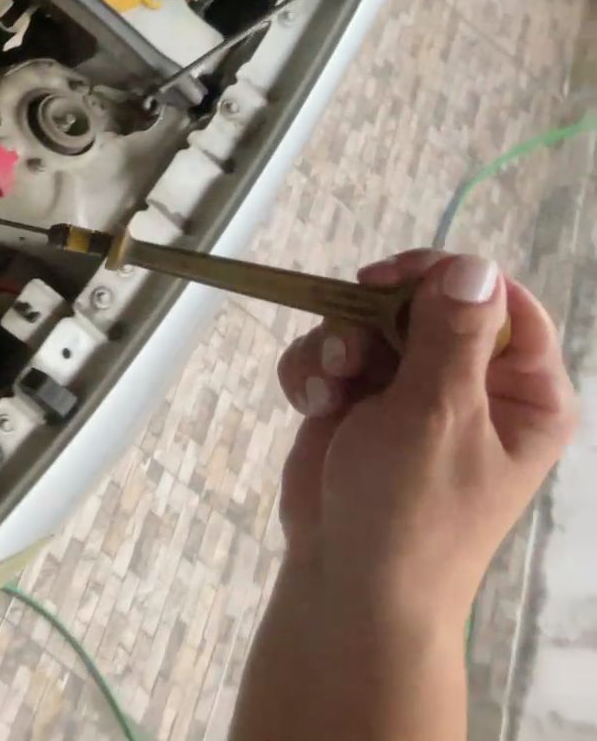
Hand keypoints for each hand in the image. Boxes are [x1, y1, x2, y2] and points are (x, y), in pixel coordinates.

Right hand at [273, 249, 577, 625]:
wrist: (350, 565)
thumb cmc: (413, 502)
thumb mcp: (436, 415)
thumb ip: (449, 338)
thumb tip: (470, 264)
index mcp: (520, 391)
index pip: (498, 304)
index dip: (442, 280)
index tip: (383, 278)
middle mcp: (466, 385)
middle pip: (413, 309)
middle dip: (366, 323)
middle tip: (347, 349)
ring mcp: (404, 394)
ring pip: (357, 330)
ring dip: (328, 351)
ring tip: (326, 392)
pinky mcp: (352, 403)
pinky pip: (323, 358)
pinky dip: (308, 375)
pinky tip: (310, 405)